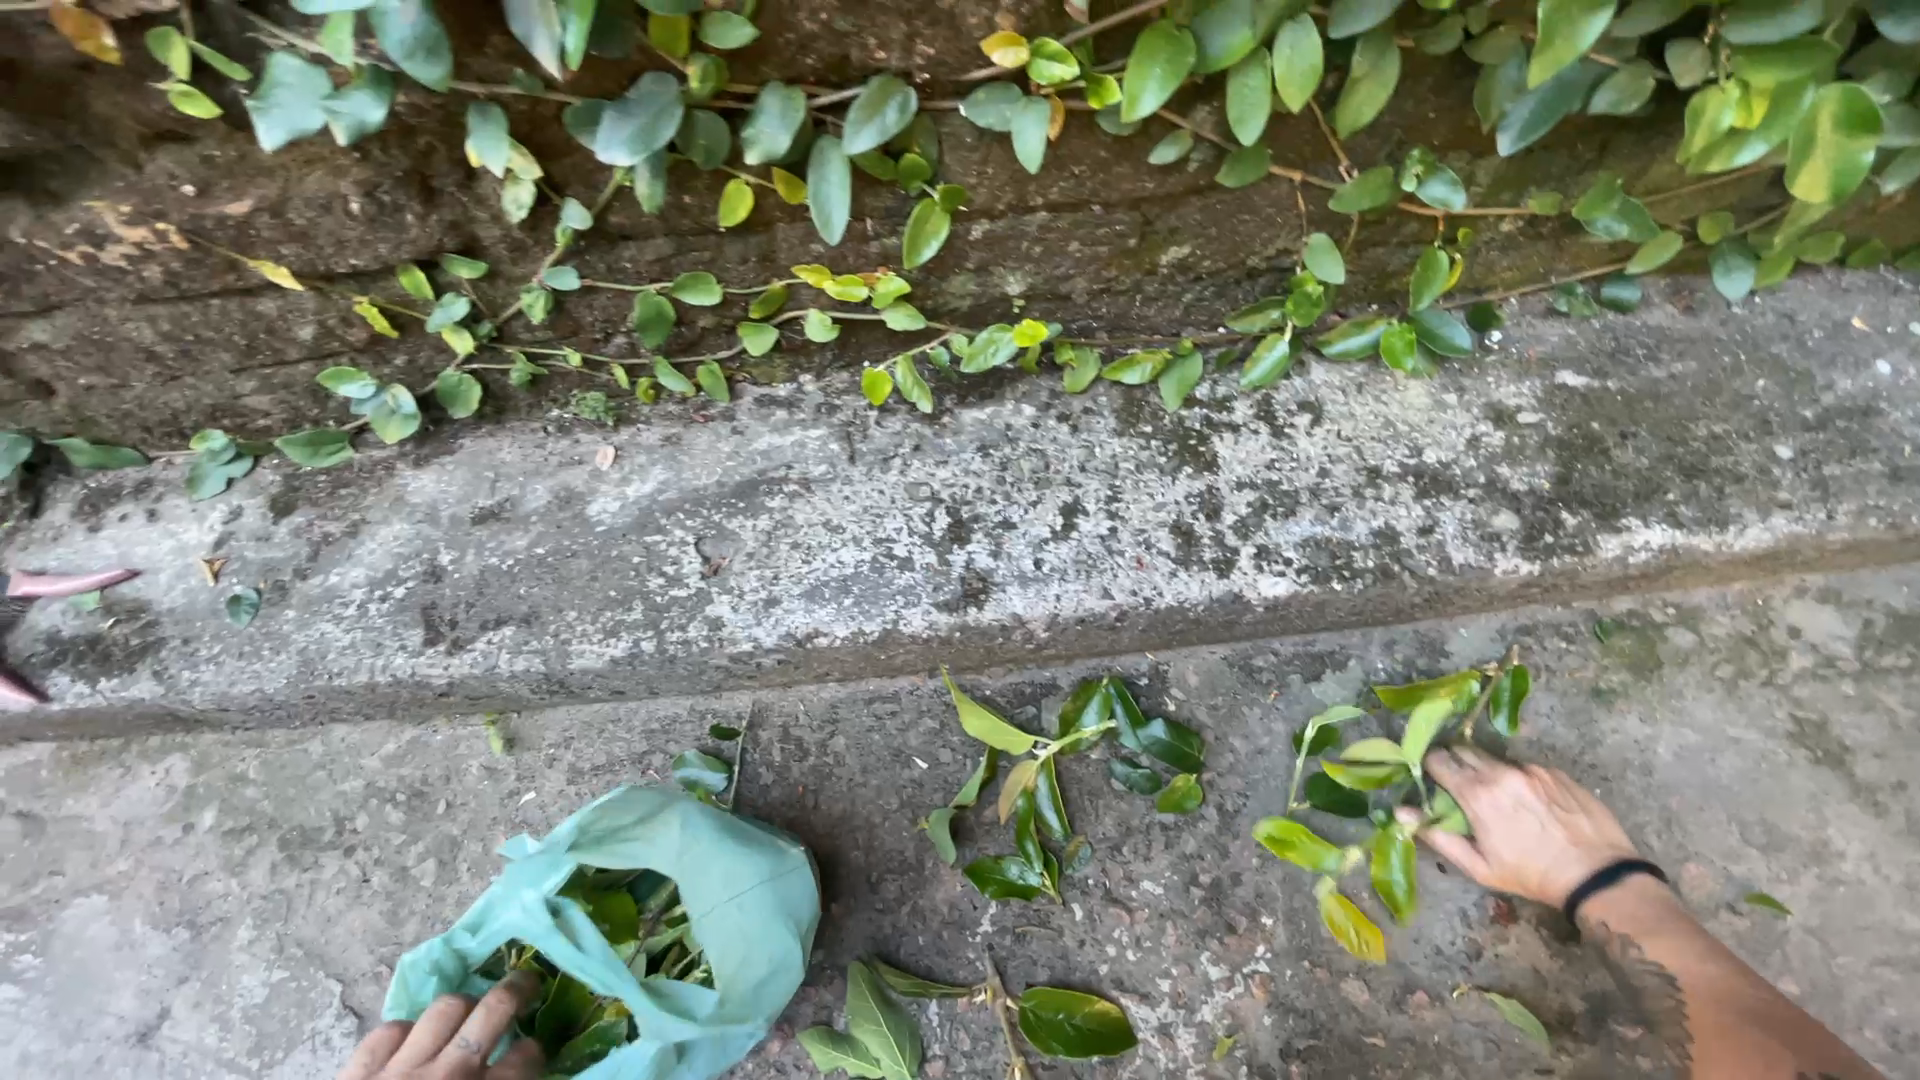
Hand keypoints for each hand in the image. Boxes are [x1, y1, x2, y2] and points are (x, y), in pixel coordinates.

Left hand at [336, 970, 545, 1079]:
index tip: (530, 1049)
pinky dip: (403, 1033)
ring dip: (461, 1009)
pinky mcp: (357, 1075)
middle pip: (494, 1009)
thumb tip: (517, 1066)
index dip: (533, 1049)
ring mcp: (400, 1071)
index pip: (527, 1056)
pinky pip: (387, 1032)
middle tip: (526, 984)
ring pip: (446, 1008)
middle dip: (518, 988)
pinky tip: (410, 1040)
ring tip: (466, 1012)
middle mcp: (449, 1074)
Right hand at [1395, 746, 1640, 907]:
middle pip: (1464, 750)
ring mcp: (1532, 769)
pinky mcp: (1557, 773)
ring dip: (1490, 772)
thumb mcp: (1478, 866)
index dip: (1431, 766)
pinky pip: (1527, 768)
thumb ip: (1436, 835)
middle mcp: (1501, 772)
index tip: (1434, 779)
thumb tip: (1400, 812)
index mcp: (1476, 792)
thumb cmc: (1532, 875)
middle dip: (1457, 763)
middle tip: (1463, 786)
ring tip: (1505, 799)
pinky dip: (1521, 780)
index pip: (1437, 758)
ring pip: (1497, 759)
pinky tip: (1534, 804)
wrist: (1600, 877)